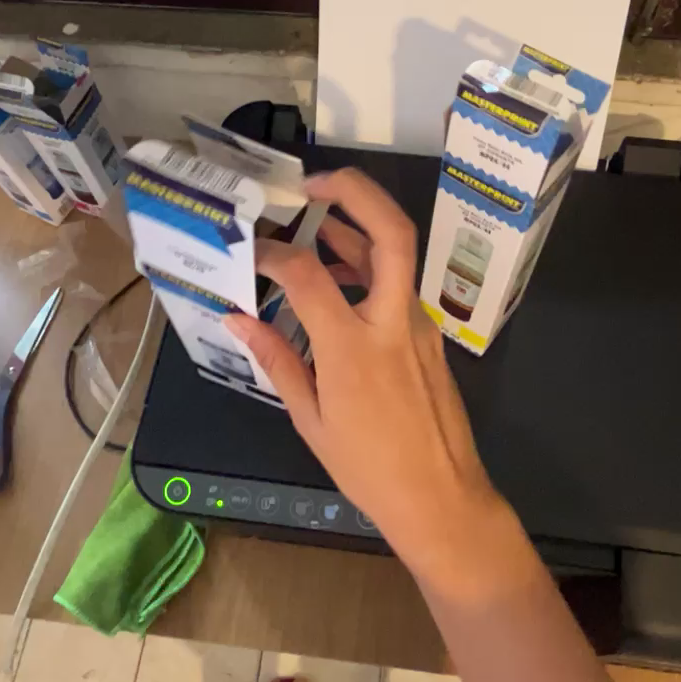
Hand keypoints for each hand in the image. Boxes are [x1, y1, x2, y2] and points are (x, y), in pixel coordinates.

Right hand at [224, 169, 513, 582]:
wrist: (441, 498)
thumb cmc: (369, 468)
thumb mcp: (311, 420)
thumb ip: (277, 360)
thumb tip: (239, 318)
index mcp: (353, 347)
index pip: (306, 273)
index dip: (272, 252)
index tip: (248, 251)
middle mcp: (393, 321)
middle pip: (390, 231)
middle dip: (355, 192)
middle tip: (312, 183)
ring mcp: (419, 325)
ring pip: (397, 254)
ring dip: (358, 227)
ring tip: (315, 223)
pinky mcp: (429, 335)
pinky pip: (397, 285)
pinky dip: (367, 267)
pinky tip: (339, 279)